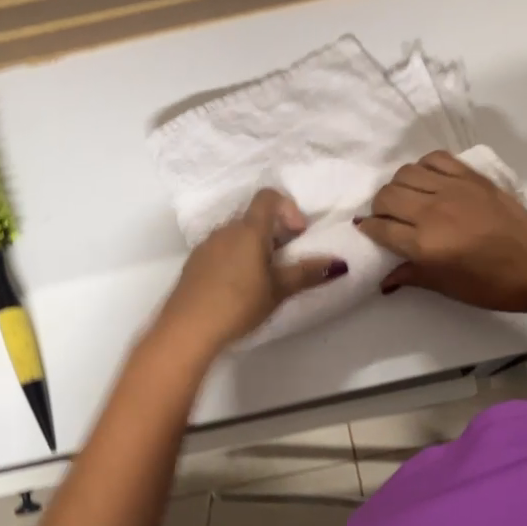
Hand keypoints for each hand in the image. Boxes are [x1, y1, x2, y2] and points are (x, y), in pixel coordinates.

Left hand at [155, 189, 344, 353]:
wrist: (188, 328)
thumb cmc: (239, 304)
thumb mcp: (279, 290)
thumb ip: (307, 273)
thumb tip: (338, 263)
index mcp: (249, 230)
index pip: (269, 197)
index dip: (289, 208)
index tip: (298, 235)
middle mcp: (225, 230)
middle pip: (254, 218)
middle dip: (275, 233)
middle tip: (286, 261)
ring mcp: (206, 246)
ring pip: (236, 235)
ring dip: (254, 248)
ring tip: (263, 278)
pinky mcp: (194, 263)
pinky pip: (221, 250)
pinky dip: (236, 259)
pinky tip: (239, 289)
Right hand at [356, 151, 526, 313]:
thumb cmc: (494, 285)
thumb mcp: (449, 287)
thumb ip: (413, 275)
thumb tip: (385, 278)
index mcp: (426, 245)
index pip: (381, 228)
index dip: (369, 230)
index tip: (369, 232)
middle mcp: (434, 212)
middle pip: (387, 195)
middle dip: (380, 208)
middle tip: (388, 219)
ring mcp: (453, 189)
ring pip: (406, 172)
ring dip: (399, 186)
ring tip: (408, 200)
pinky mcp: (471, 176)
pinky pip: (435, 158)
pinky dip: (424, 167)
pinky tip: (429, 182)